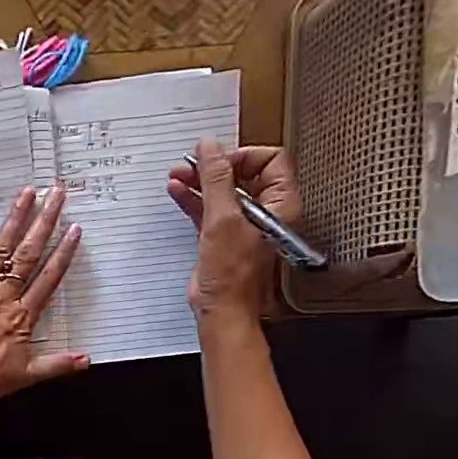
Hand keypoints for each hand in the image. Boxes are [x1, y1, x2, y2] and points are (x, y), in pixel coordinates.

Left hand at [0, 185, 86, 419]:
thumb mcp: (25, 376)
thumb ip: (57, 365)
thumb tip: (86, 360)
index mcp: (22, 315)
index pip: (49, 278)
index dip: (64, 253)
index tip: (75, 229)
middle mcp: (4, 296)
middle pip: (29, 255)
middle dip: (45, 223)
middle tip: (56, 194)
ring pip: (1, 250)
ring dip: (14, 220)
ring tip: (26, 194)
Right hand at [167, 140, 299, 329]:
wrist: (222, 310)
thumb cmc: (233, 277)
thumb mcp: (223, 219)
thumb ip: (217, 180)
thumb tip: (211, 148)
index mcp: (280, 204)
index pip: (269, 160)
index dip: (242, 156)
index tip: (218, 161)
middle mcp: (264, 212)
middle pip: (242, 174)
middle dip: (214, 167)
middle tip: (193, 163)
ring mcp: (242, 225)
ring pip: (222, 191)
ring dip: (199, 181)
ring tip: (179, 174)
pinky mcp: (222, 237)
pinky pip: (208, 209)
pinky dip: (193, 199)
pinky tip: (178, 191)